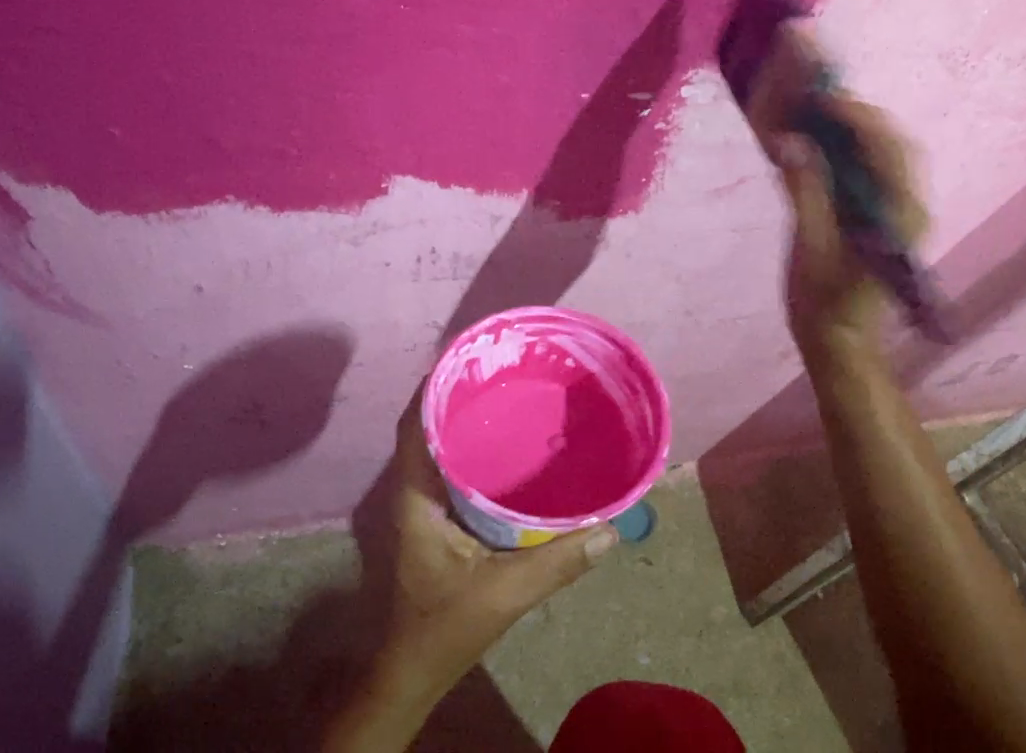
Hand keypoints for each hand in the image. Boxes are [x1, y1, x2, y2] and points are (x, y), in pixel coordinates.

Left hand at [325, 400, 617, 751]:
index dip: (434, 385)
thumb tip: (612, 528)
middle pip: (429, 427)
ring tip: (511, 395)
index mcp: (418, 498)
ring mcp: (425, 509)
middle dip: (459, 394)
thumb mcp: (505, 594)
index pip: (415, 425)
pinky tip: (512, 449)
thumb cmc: (446, 627)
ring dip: (467, 421)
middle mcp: (416, 494)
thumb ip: (558, 562)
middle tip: (504, 369)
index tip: (468, 355)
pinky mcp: (439, 523)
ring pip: (441, 449)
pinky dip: (476, 452)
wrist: (414, 671)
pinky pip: (454, 472)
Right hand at [745, 20, 926, 348]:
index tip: (819, 95)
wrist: (841, 343)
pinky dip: (844, 142)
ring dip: (850, 121)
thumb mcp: (811, 252)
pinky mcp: (878, 212)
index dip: (855, 114)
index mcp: (898, 213)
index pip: (887, 146)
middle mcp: (905, 202)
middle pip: (889, 139)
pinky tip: (815, 133)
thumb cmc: (825, 304)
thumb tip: (791, 142)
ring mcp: (895, 207)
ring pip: (881, 149)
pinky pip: (867, 165)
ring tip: (812, 100)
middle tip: (813, 88)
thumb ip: (806, 194)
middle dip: (853, 107)